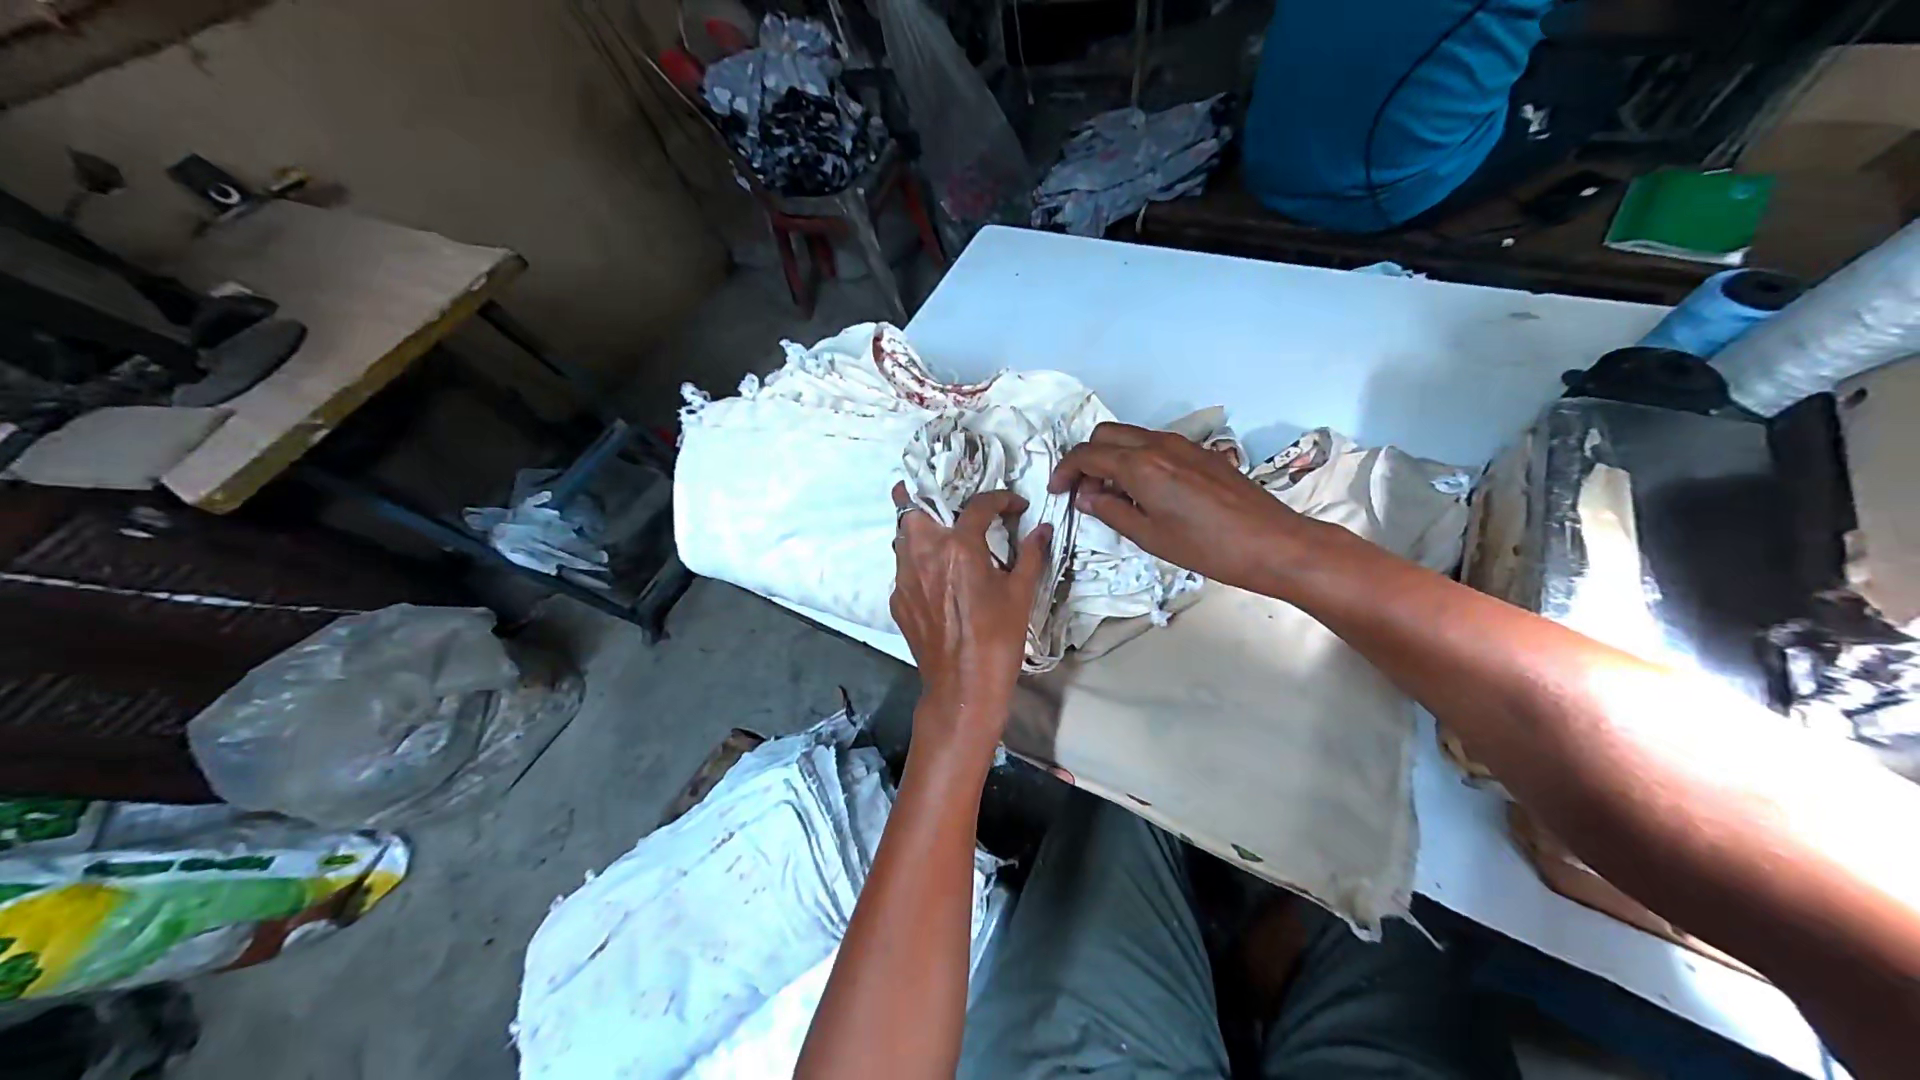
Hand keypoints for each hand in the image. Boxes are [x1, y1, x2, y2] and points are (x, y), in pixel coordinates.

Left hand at [891, 482, 1052, 760]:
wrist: (964, 684)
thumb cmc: (998, 637)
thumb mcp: (1021, 593)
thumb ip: (1031, 555)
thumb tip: (1043, 530)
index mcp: (959, 547)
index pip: (978, 505)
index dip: (1000, 499)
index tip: (1015, 507)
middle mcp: (924, 554)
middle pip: (912, 510)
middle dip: (924, 497)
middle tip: (943, 499)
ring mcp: (905, 578)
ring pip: (901, 538)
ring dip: (917, 528)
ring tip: (937, 532)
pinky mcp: (897, 600)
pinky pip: (902, 569)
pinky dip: (915, 562)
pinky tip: (933, 575)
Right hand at [1049, 421, 1311, 592]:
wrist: (1271, 543)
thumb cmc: (1206, 547)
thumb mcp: (1150, 536)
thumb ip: (1112, 510)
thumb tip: (1085, 497)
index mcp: (1141, 465)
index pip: (1088, 454)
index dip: (1065, 471)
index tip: (1057, 491)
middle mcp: (1159, 444)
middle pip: (1106, 434)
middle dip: (1086, 458)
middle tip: (1085, 492)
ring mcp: (1182, 445)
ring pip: (1131, 436)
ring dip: (1112, 458)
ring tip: (1114, 495)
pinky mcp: (1200, 453)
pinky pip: (1155, 444)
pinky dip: (1136, 459)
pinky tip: (1145, 492)